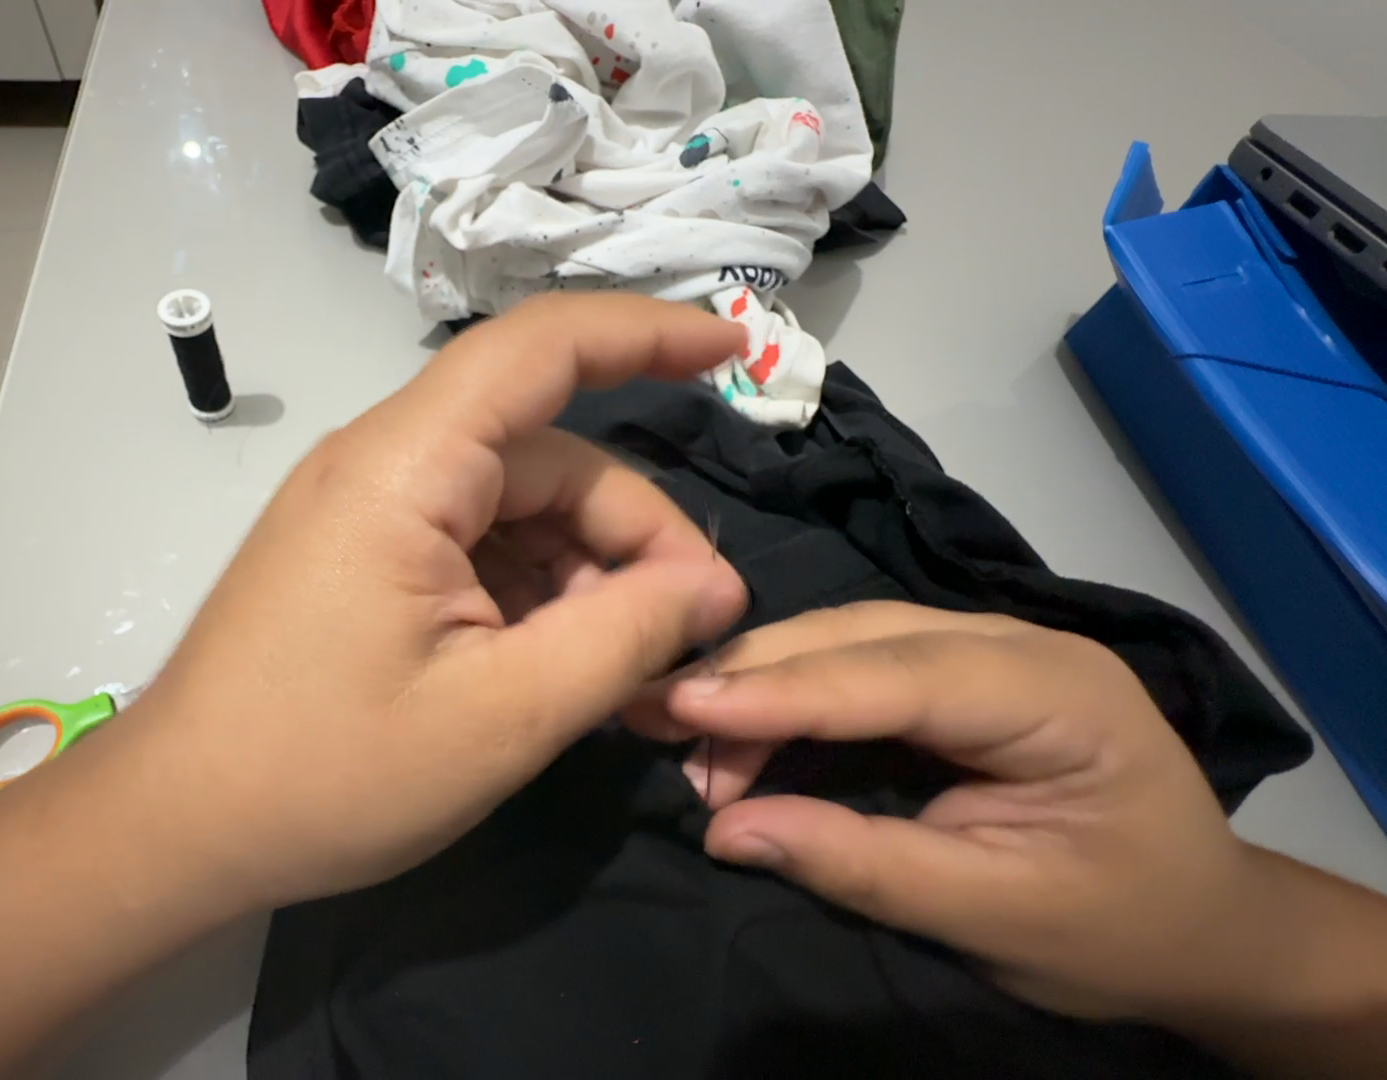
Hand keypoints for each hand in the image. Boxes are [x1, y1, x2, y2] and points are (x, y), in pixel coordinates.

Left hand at [111, 294, 746, 912]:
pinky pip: (478, 548)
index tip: (735, 346)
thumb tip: (710, 587)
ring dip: (585, 576)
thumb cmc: (326, 774)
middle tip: (690, 632)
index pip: (537, 350)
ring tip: (622, 670)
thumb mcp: (500, 716)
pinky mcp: (366, 558)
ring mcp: (371, 512)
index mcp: (403, 470)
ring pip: (519, 510)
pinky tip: (557, 664)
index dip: (646, 332)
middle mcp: (383, 465)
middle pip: (547, 459)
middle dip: (631, 535)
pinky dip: (534, 594)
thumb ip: (621, 639)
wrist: (180, 823)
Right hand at [651, 601, 1277, 1021]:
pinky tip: (730, 731)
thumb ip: (857, 864)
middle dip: (744, 681)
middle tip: (650, 721)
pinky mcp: (933, 665)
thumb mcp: (991, 914)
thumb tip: (726, 832)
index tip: (680, 706)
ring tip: (683, 742)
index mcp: (1054, 694)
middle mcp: (1004, 641)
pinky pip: (834, 661)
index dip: (781, 691)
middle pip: (846, 638)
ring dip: (749, 686)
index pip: (894, 675)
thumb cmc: (1116, 926)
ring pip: (828, 638)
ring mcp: (967, 644)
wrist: (1196, 921)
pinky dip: (773, 695)